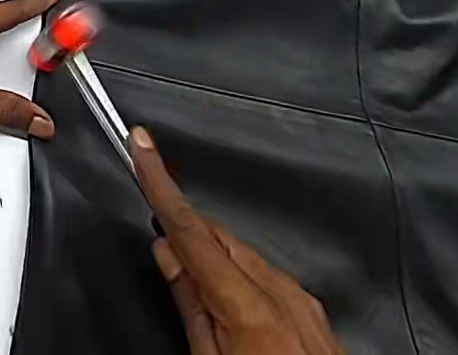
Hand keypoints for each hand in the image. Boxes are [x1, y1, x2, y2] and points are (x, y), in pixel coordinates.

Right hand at [132, 127, 343, 354]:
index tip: (142, 144)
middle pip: (217, 237)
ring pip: (240, 254)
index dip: (160, 183)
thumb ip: (191, 306)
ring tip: (203, 307)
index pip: (191, 229)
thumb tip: (167, 252)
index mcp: (250, 308)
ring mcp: (303, 302)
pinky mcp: (314, 314)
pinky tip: (233, 312)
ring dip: (213, 261)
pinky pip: (265, 276)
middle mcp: (281, 293)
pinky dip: (239, 279)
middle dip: (187, 235)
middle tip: (166, 263)